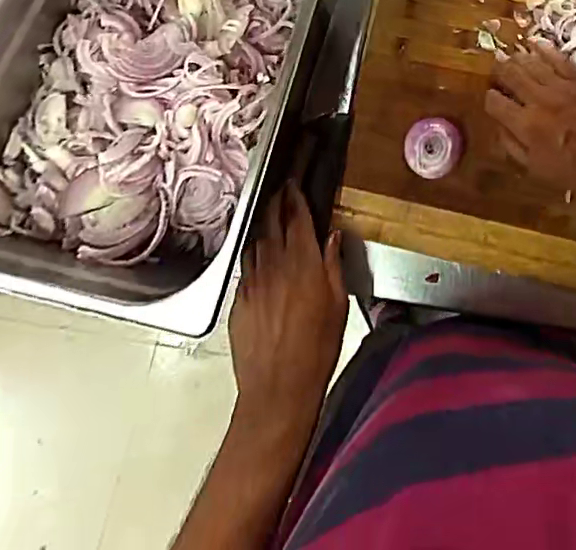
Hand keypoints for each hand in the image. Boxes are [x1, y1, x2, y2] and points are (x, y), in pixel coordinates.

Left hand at [229, 180, 347, 435]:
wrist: (278, 389)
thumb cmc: (317, 349)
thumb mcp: (338, 304)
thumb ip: (333, 266)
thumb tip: (332, 239)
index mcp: (302, 263)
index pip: (296, 218)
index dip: (294, 197)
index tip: (293, 186)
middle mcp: (273, 266)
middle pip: (271, 223)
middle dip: (276, 204)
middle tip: (280, 195)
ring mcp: (251, 282)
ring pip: (255, 243)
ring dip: (264, 229)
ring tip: (271, 223)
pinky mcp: (237, 301)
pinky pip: (246, 269)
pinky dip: (254, 257)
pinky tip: (261, 262)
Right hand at [484, 39, 575, 213]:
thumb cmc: (574, 175)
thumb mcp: (535, 169)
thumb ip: (512, 145)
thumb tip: (498, 125)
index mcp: (526, 125)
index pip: (495, 101)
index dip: (489, 98)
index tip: (491, 99)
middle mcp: (540, 101)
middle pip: (511, 74)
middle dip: (499, 71)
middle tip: (495, 70)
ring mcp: (562, 89)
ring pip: (532, 63)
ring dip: (517, 58)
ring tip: (510, 56)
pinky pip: (559, 60)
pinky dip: (545, 50)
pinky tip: (535, 43)